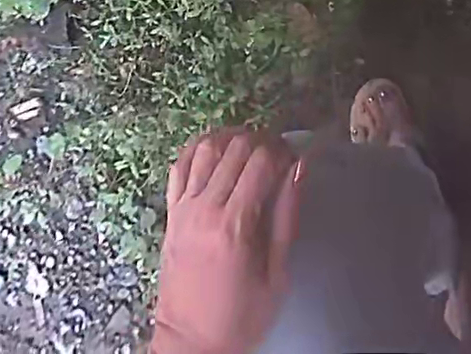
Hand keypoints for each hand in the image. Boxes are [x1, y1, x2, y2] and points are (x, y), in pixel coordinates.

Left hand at [152, 130, 301, 353]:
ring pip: (207, 147)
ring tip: (248, 149)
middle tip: (275, 154)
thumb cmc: (239, 317)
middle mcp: (205, 208)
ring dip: (232, 138)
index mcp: (234, 225)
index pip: (260, 161)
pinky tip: (216, 149)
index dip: (281, 152)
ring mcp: (184, 207)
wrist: (189, 346)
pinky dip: (199, 147)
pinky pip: (180, 163)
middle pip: (235, 147)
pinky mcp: (171, 211)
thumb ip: (287, 217)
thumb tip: (298, 169)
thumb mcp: (276, 276)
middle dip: (261, 141)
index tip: (292, 160)